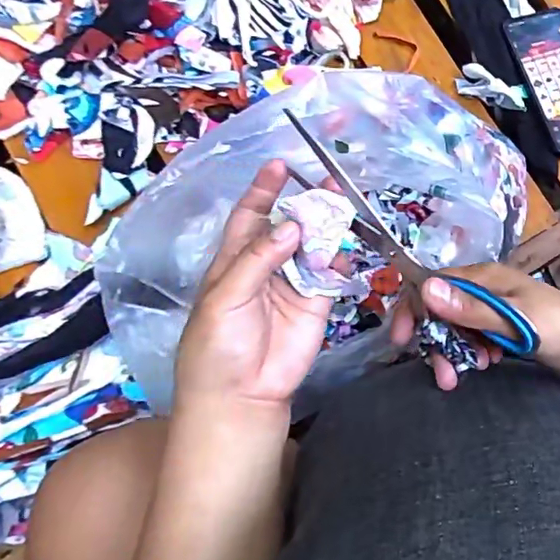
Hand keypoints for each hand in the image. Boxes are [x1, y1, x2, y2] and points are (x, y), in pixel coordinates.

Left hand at [173, 160, 334, 419]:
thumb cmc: (217, 347)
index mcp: (234, 262)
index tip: (280, 165)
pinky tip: (340, 256)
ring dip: (328, 229)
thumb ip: (259, 260)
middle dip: (307, 204)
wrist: (243, 394)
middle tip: (329, 183)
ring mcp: (295, 284)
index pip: (250, 217)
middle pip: (290, 227)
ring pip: (315, 247)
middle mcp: (267, 267)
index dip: (263, 191)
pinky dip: (339, 262)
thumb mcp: (226, 298)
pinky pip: (332, 275)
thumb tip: (293, 226)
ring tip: (342, 210)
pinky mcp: (318, 302)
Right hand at [388, 262, 559, 389]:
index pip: (433, 283)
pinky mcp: (506, 329)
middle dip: (436, 340)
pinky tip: (486, 365)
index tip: (403, 342)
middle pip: (441, 309)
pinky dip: (472, 353)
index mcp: (487, 278)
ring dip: (454, 351)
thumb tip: (424, 289)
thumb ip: (471, 309)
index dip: (413, 309)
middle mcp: (488, 289)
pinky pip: (474, 338)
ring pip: (456, 327)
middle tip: (445, 375)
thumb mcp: (515, 321)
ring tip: (470, 372)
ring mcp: (497, 309)